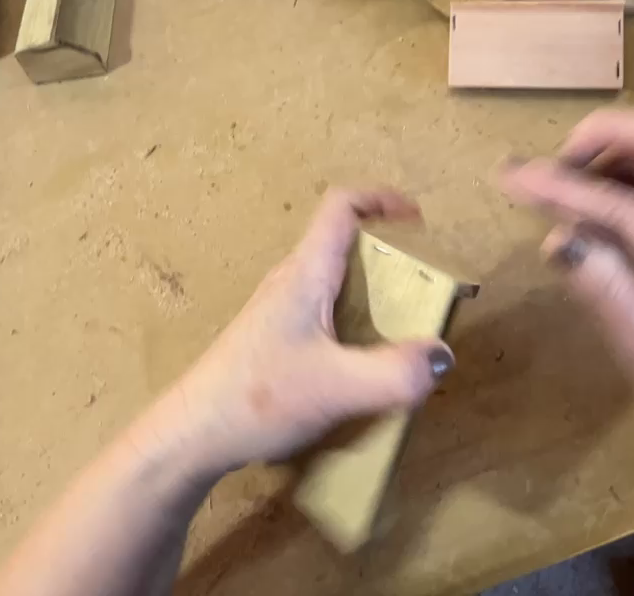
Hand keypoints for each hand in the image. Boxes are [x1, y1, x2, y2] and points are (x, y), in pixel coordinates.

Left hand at [139, 190, 453, 479]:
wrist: (191, 435)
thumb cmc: (258, 397)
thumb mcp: (336, 388)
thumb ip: (394, 374)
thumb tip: (442, 356)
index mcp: (306, 272)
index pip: (341, 206)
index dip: (381, 198)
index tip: (417, 217)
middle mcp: (292, 279)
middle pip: (342, 241)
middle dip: (387, 252)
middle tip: (421, 285)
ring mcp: (279, 308)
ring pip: (333, 279)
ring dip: (371, 289)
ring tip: (400, 326)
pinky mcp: (274, 337)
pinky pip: (324, 310)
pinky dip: (353, 319)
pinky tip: (360, 362)